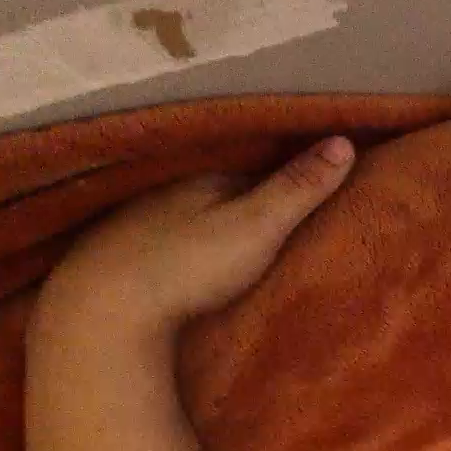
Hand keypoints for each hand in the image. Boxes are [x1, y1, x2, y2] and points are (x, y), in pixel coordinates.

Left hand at [25, 136, 356, 450]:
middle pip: (227, 183)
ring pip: (198, 206)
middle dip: (257, 186)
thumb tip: (345, 140)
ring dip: (226, 210)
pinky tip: (208, 243)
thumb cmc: (190, 263)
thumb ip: (300, 187)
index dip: (291, 167)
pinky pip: (176, 229)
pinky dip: (198, 231)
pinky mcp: (126, 249)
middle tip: (298, 196)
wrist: (105, 309)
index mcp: (202, 174)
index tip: (324, 172)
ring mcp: (142, 218)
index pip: (257, 162)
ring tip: (258, 219)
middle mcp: (169, 187)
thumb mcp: (259, 225)